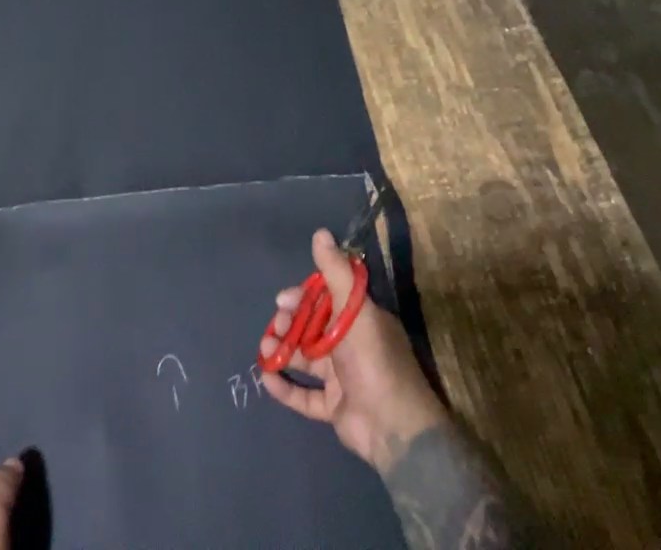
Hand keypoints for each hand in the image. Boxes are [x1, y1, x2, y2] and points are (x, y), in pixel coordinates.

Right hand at [258, 228, 449, 473]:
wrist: (394, 428)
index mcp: (360, 323)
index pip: (326, 301)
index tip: (283, 300)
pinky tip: (267, 379)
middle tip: (275, 328)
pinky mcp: (332, 407)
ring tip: (266, 352)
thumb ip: (336, 274)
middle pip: (310, 328)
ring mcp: (341, 378)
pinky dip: (284, 386)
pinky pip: (302, 395)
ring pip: (302, 359)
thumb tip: (321, 233)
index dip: (302, 298)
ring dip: (281, 351)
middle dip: (287, 324)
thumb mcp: (357, 312)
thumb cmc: (375, 363)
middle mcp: (351, 347)